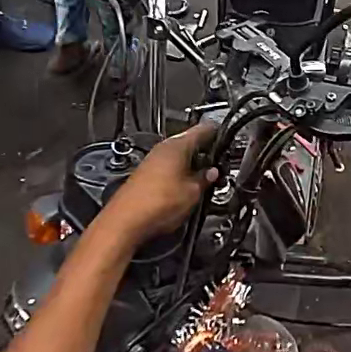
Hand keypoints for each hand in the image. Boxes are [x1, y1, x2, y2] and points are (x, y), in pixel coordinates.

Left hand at [91, 122, 219, 249]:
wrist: (125, 222)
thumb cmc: (155, 204)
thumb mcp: (193, 192)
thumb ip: (205, 179)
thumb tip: (211, 174)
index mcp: (177, 145)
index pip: (203, 130)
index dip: (217, 132)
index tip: (225, 136)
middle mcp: (163, 148)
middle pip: (190, 143)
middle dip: (205, 153)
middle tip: (218, 165)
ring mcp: (152, 161)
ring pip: (178, 156)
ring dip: (191, 164)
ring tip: (204, 180)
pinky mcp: (145, 175)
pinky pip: (167, 168)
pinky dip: (178, 174)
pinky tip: (184, 189)